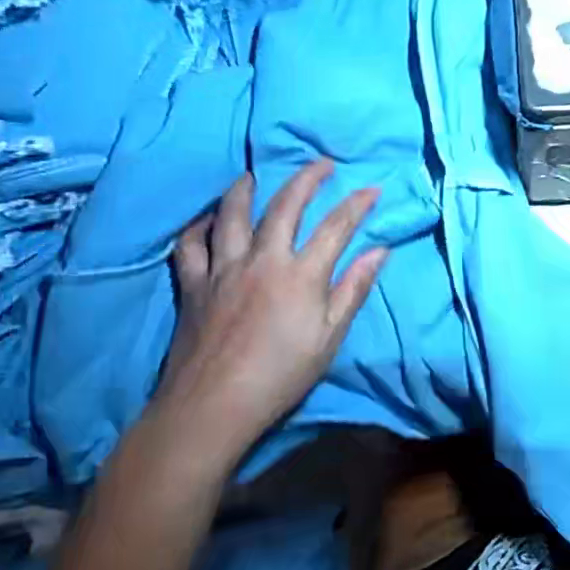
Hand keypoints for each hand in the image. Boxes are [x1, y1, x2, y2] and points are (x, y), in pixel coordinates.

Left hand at [149, 160, 386, 471]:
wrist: (213, 406)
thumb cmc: (281, 375)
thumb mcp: (330, 336)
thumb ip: (353, 289)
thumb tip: (379, 251)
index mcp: (300, 275)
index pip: (335, 226)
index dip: (357, 204)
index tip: (372, 188)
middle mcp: (261, 260)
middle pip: (284, 207)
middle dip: (306, 179)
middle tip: (320, 163)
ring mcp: (222, 269)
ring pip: (231, 216)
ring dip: (245, 189)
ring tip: (254, 175)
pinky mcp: (192, 285)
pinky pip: (190, 245)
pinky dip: (198, 227)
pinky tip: (205, 219)